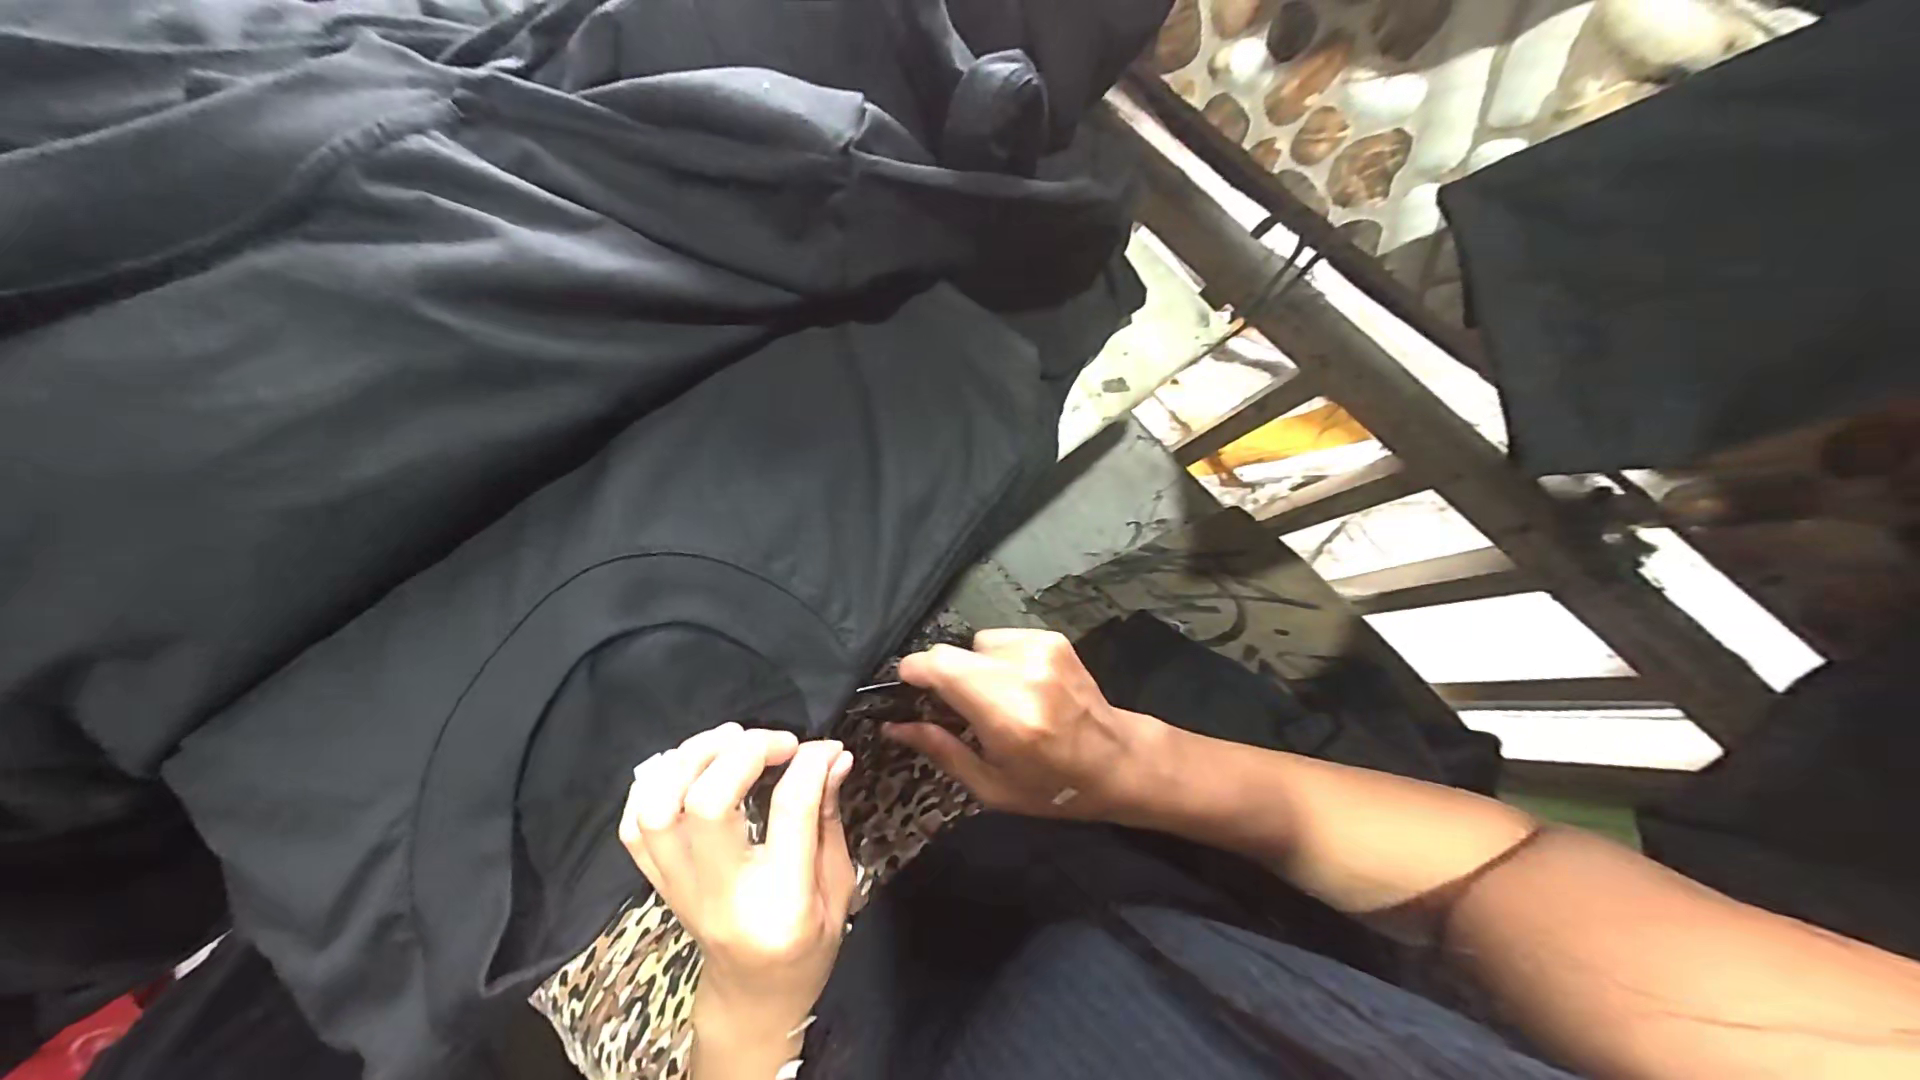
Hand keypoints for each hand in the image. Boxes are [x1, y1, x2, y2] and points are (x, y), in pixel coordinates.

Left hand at [620, 723, 855, 1042]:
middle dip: (745, 752)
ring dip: (692, 759)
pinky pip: (633, 826)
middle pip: (708, 803)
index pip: (790, 810)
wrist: (753, 994)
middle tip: (779, 741)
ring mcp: (680, 890)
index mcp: (781, 903)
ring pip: (658, 810)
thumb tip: (833, 755)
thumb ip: (829, 816)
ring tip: (731, 739)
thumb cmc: (809, 943)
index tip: (825, 747)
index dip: (809, 762)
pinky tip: (691, 763)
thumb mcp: (838, 884)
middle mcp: (720, 895)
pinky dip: (655, 782)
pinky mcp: (658, 883)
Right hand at [885, 629, 1171, 823]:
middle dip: (942, 674)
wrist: (1117, 760)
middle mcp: (1024, 673)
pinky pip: (1001, 638)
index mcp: (1007, 715)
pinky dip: (997, 657)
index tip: (908, 689)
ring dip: (972, 667)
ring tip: (994, 697)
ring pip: (976, 642)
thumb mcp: (991, 786)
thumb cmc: (1052, 785)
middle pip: (951, 651)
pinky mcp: (1052, 639)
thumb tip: (893, 727)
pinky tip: (1016, 684)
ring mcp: (1041, 650)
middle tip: (954, 706)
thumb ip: (940, 750)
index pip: (940, 666)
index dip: (913, 673)